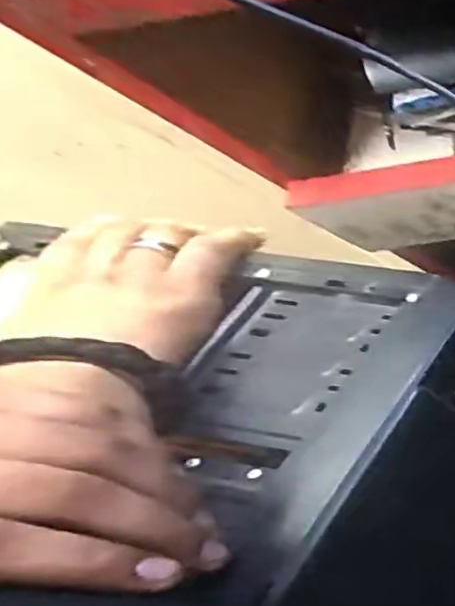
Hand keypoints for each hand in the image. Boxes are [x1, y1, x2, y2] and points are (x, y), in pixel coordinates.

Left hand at [0, 217, 263, 363]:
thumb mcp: (198, 340)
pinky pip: (70, 241)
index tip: (254, 238)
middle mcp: (140, 269)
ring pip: (119, 230)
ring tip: (153, 228)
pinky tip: (101, 229)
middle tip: (202, 236)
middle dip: (189, 231)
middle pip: (166, 233)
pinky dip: (91, 230)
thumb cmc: (146, 370)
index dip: (236, 238)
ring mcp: (91, 270)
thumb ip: (211, 308)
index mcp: (184, 289)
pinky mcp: (49, 277)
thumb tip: (231, 299)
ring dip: (143, 225)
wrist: (72, 379)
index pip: (214, 248)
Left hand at [0, 373, 226, 590]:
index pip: (9, 540)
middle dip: (152, 525)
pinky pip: (123, 417)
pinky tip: (176, 477)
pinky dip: (158, 451)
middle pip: (75, 490)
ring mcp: (14, 407)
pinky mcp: (56, 382)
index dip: (89, 561)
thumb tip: (127, 567)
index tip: (160, 578)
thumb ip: (17, 550)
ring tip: (202, 521)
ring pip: (111, 450)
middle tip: (205, 553)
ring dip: (170, 492)